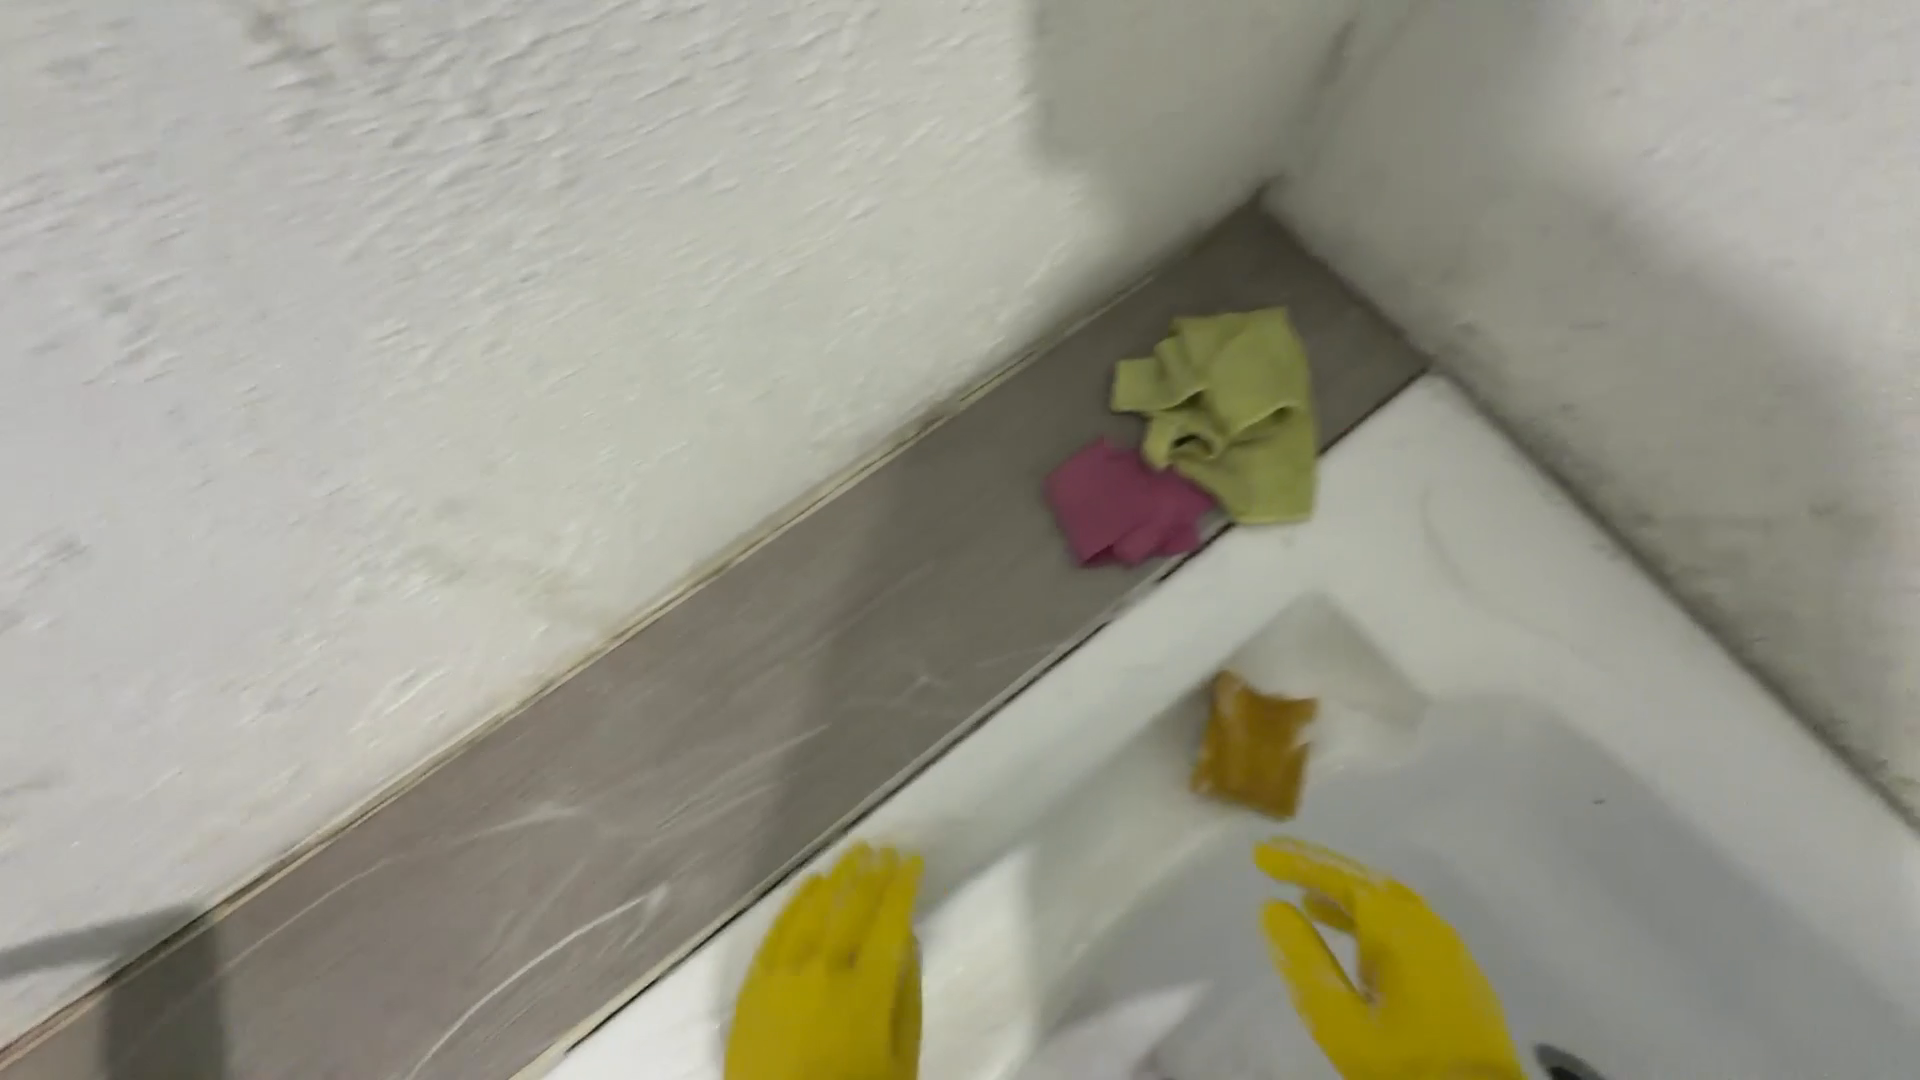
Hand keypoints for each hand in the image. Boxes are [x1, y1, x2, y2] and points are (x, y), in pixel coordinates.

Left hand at [726, 843, 924, 1079]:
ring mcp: (784, 974)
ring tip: (855, 852)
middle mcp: (825, 970)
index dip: (904, 884)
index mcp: (867, 990)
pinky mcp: (754, 985)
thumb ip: (906, 996)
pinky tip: (811, 882)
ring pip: (815, 907)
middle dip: (875, 872)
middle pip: (855, 905)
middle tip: (887, 849)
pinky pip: (777, 930)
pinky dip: (797, 901)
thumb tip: (908, 939)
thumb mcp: (901, 1061)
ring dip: (839, 874)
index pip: (891, 919)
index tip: (913, 860)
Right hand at [1255, 838, 1524, 1079]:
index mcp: (1398, 928)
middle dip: (1318, 866)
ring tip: (1303, 896)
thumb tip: (1273, 908)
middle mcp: (1425, 924)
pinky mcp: (1453, 971)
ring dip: (1342, 892)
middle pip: (1364, 880)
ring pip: (1385, 901)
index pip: (1339, 878)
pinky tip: (1348, 933)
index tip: (1259, 854)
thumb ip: (1304, 959)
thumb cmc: (1404, 1063)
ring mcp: (1445, 947)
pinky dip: (1366, 914)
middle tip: (1275, 858)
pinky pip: (1401, 922)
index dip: (1297, 862)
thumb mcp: (1339, 1018)